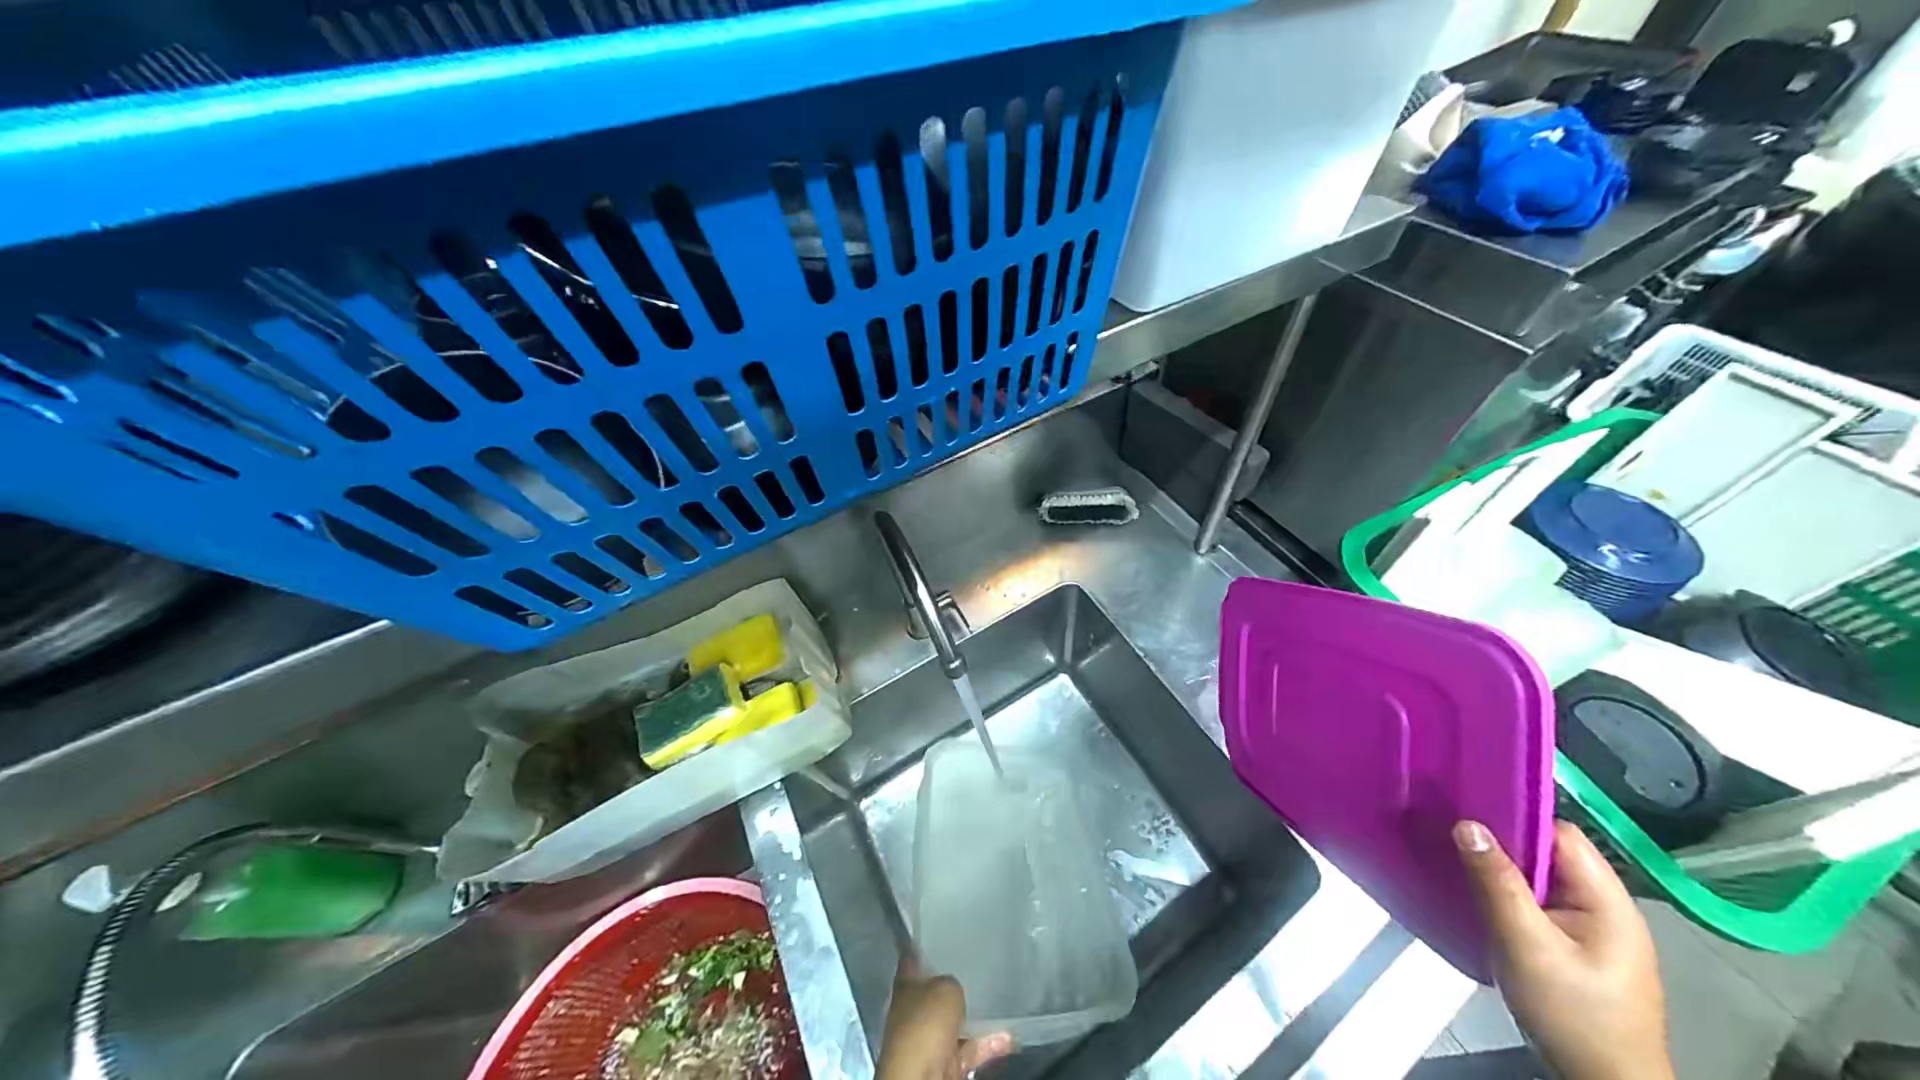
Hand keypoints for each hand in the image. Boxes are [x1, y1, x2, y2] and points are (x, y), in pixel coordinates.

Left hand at [876, 958, 1014, 1079]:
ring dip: (977, 1015)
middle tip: (979, 964)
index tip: (939, 932)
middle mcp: (914, 1011)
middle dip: (955, 982)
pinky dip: (989, 1044)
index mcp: (905, 986)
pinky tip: (1010, 1035)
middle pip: (936, 991)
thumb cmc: (926, 1024)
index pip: (912, 958)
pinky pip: (971, 1049)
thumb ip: (952, 983)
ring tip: (1000, 997)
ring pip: (956, 1022)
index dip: (923, 946)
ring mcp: (930, 1039)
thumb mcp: (945, 989)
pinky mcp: (946, 1064)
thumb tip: (955, 992)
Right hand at [1453, 819, 1674, 1079]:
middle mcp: (1606, 908)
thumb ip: (1497, 883)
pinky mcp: (1577, 947)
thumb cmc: (1573, 1014)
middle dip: (1502, 843)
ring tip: (1458, 861)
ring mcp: (1594, 930)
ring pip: (1541, 879)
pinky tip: (1480, 897)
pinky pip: (1538, 902)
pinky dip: (1508, 894)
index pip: (1561, 834)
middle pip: (1550, 853)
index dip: (1516, 816)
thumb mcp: (1527, 945)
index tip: (1467, 810)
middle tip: (1452, 835)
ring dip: (1502, 870)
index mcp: (1608, 901)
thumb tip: (1468, 824)